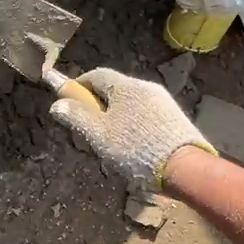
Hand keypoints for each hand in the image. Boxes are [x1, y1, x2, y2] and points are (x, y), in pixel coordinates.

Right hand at [49, 68, 215, 192]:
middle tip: (89, 127)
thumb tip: (57, 103)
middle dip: (98, 104)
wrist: (186, 169)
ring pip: (130, 103)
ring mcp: (164, 102)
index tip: (70, 102)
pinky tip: (134, 145)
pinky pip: (146, 114)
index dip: (79, 86)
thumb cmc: (136, 148)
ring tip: (112, 141)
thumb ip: (77, 116)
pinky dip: (134, 124)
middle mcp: (146, 87)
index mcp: (126, 86)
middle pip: (114, 89)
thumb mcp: (98, 135)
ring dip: (116, 115)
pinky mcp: (175, 118)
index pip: (97, 75)